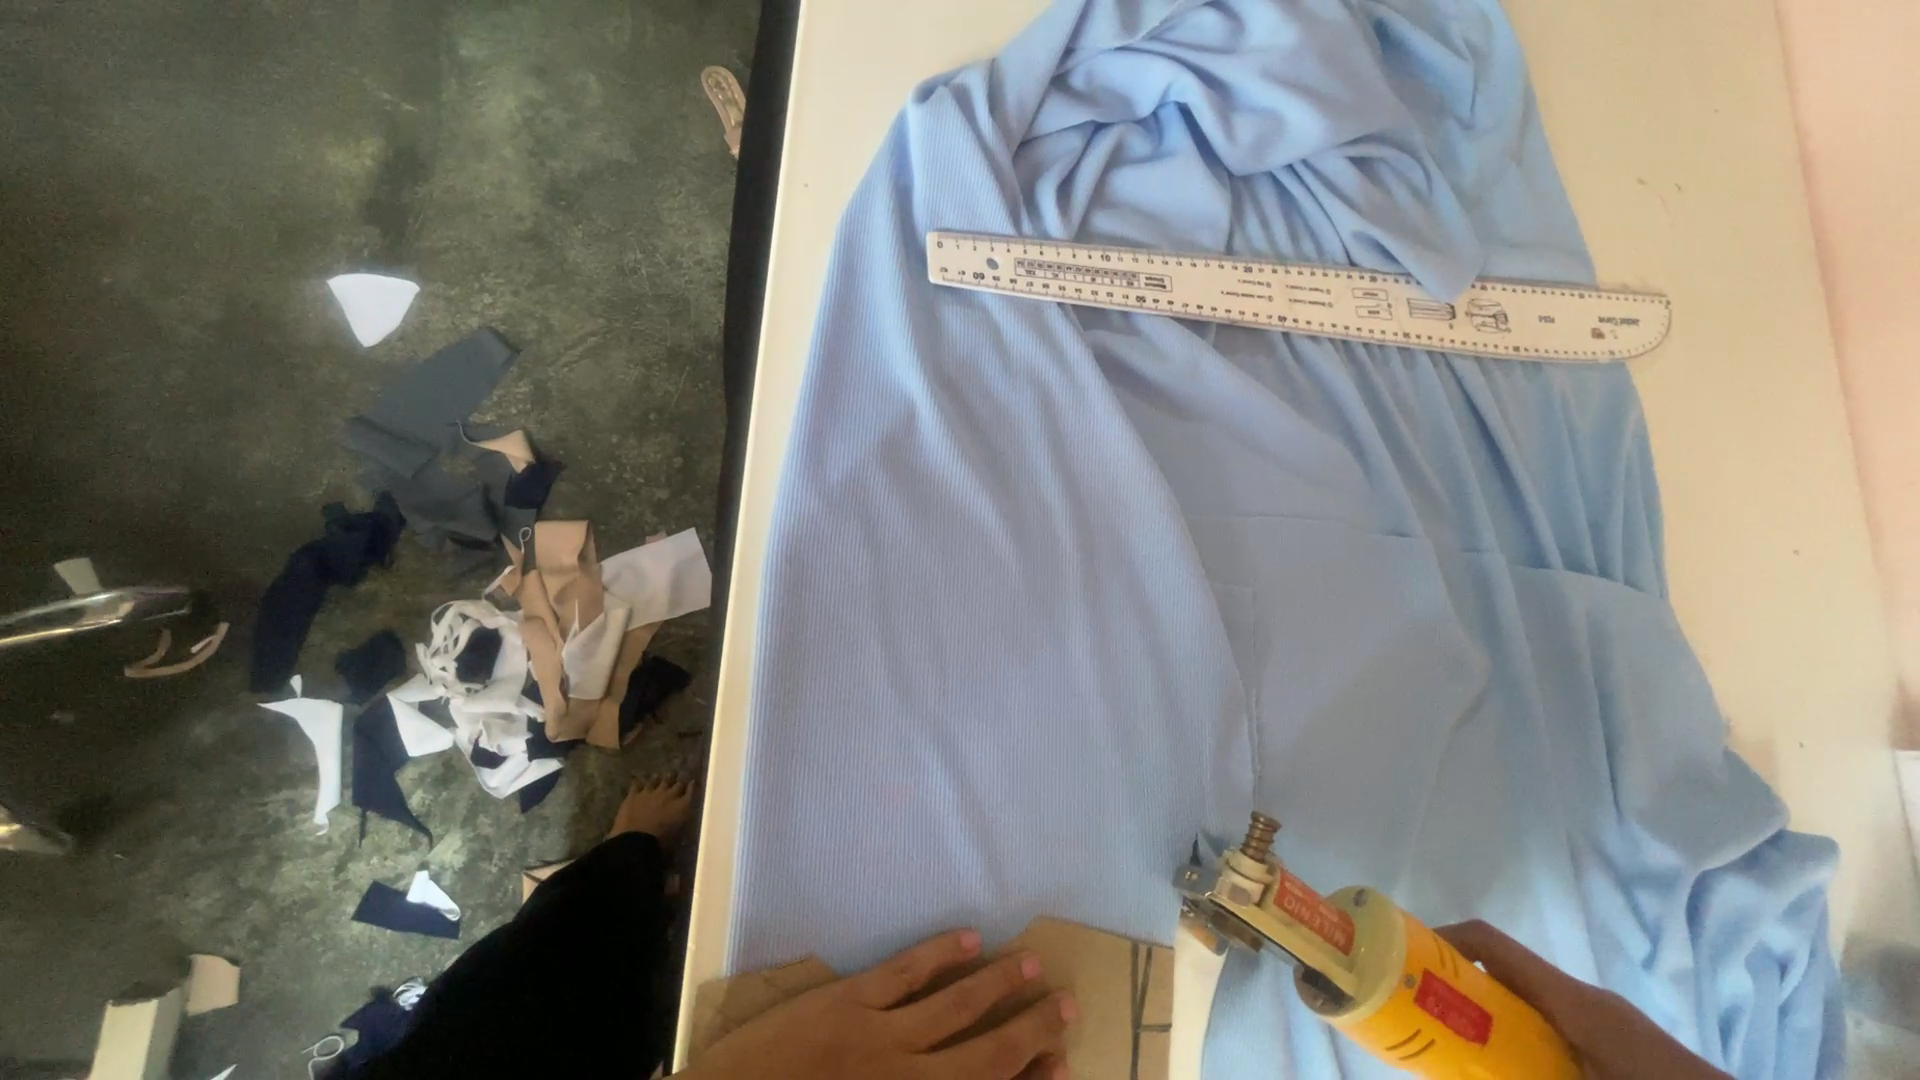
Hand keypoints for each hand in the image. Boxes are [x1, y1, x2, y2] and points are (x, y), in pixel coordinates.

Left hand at [682, 929, 1077, 1079]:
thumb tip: (949, 1070)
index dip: (1031, 1079)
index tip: (1062, 1061)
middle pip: (986, 1054)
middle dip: (1031, 1030)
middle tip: (1066, 1004)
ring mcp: (879, 1039)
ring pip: (955, 1008)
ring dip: (997, 984)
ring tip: (1031, 963)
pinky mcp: (848, 1003)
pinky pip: (905, 973)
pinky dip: (940, 954)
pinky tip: (969, 939)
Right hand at [1437, 921, 1731, 1079]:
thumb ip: (1519, 1067)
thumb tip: (1456, 1072)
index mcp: (1572, 1000)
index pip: (1491, 944)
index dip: (1442, 941)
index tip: (1403, 959)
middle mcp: (1584, 998)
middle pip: (1501, 972)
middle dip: (1456, 989)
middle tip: (1421, 1015)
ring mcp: (1605, 1020)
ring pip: (1527, 1003)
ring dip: (1489, 1018)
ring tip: (1460, 1047)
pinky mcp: (1618, 1045)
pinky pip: (1553, 1026)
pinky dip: (1522, 1039)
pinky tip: (1514, 1068)